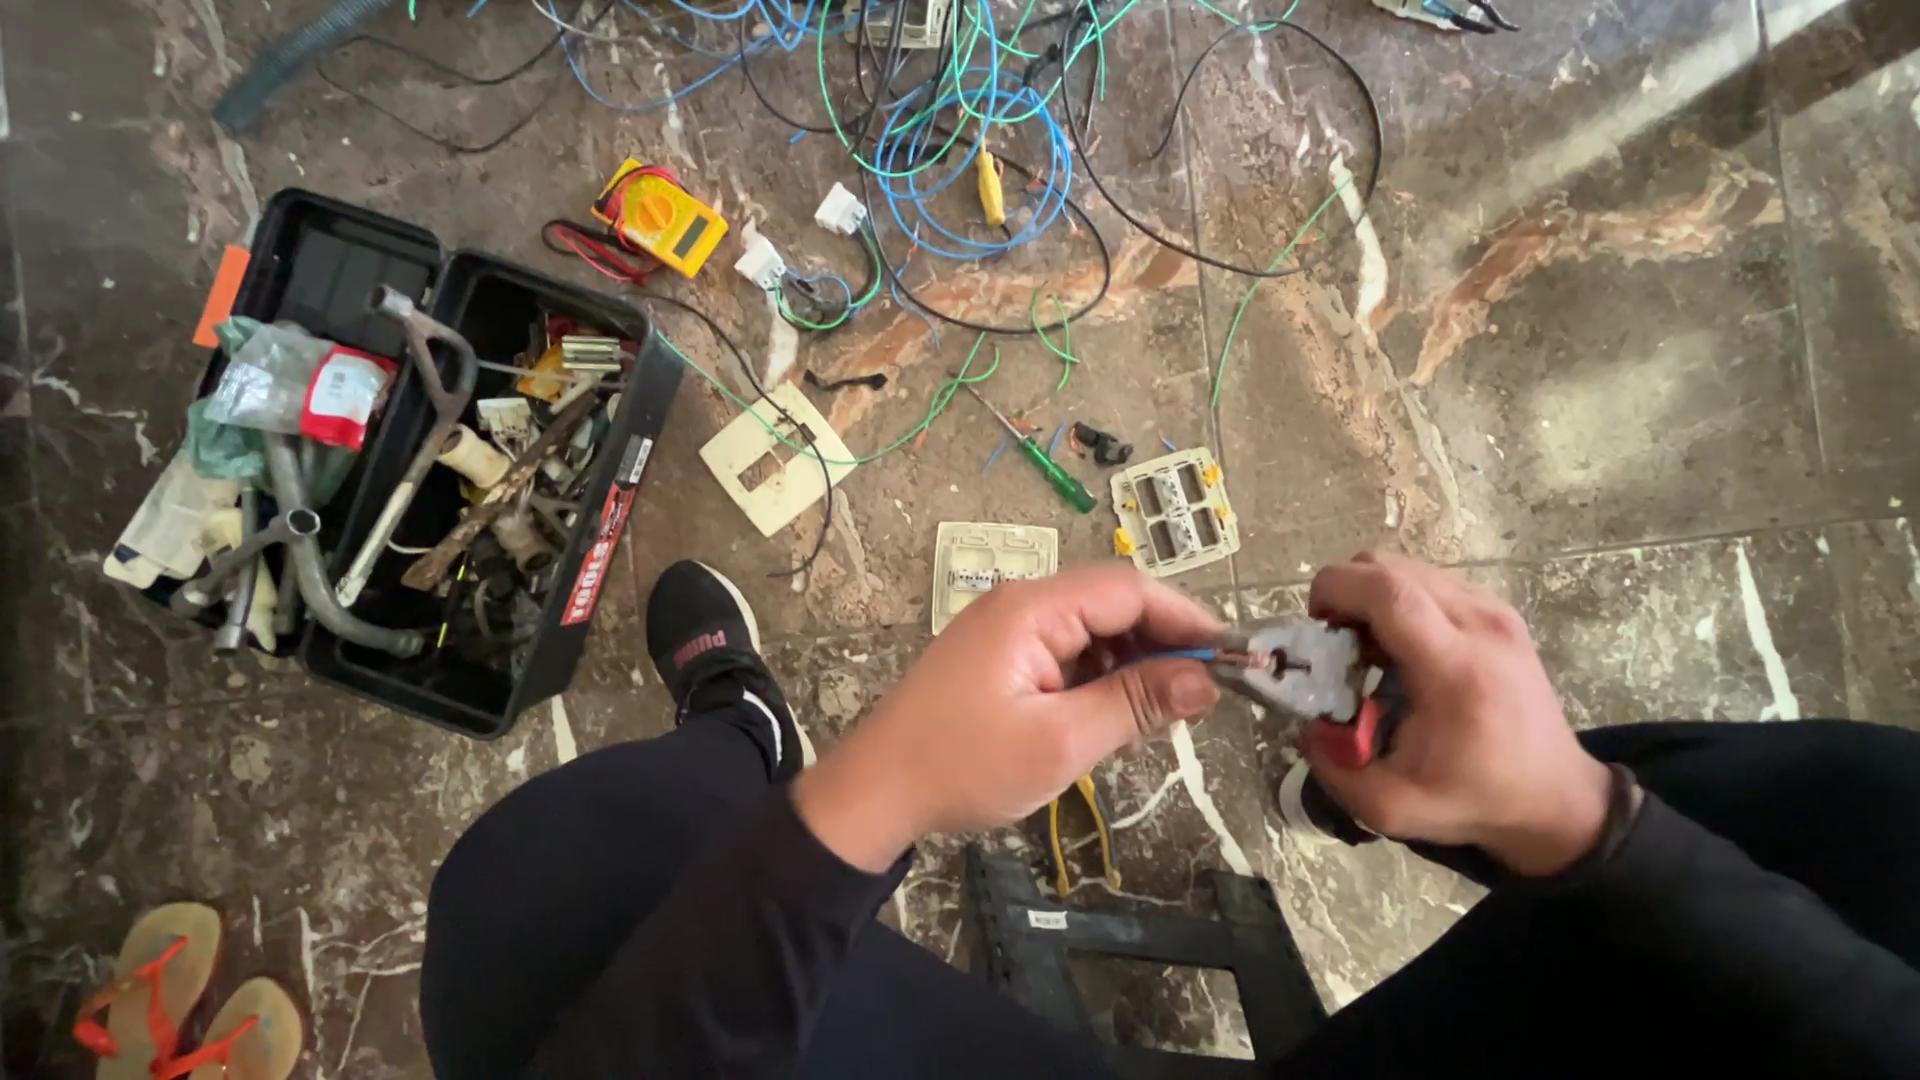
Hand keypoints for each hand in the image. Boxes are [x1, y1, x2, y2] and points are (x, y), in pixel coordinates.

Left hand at [793, 565, 1223, 870]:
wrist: (877, 789)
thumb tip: (1205, 680)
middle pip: (1110, 605)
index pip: (1128, 590)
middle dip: (1160, 643)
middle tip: (1201, 692)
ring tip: (1160, 711)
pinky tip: (1112, 712)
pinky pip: (1064, 651)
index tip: (1230, 655)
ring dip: (1129, 664)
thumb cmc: (964, 766)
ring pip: (1090, 630)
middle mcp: (1020, 603)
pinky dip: (1096, 677)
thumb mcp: (1060, 742)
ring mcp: (1006, 628)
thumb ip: (1135, 704)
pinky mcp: (999, 655)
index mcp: (1032, 608)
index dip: (1184, 617)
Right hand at [1302, 552, 1611, 876]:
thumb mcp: (1389, 805)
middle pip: (1388, 568)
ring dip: (1367, 595)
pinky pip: (1425, 580)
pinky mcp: (1496, 612)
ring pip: (1403, 568)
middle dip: (1343, 591)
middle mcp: (1478, 625)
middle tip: (1334, 638)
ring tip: (1364, 644)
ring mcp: (1493, 612)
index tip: (1316, 625)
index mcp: (1454, 669)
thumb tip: (1304, 721)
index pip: (1387, 592)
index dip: (1335, 590)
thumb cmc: (1474, 799)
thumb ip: (1330, 765)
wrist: (1558, 800)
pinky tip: (1396, 644)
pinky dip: (1394, 600)